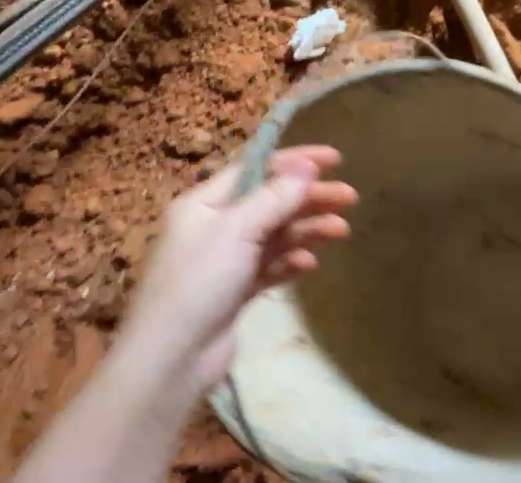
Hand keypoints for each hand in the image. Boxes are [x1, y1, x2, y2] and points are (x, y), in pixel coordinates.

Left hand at [114, 145, 356, 400]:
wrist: (169, 362)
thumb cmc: (198, 283)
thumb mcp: (237, 230)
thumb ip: (275, 196)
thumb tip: (307, 166)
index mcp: (205, 203)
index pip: (257, 168)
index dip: (297, 161)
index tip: (336, 159)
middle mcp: (214, 226)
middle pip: (272, 201)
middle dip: (311, 197)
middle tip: (350, 198)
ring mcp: (225, 261)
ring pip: (277, 233)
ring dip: (309, 229)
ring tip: (341, 231)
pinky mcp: (235, 291)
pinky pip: (272, 265)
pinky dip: (292, 261)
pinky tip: (310, 265)